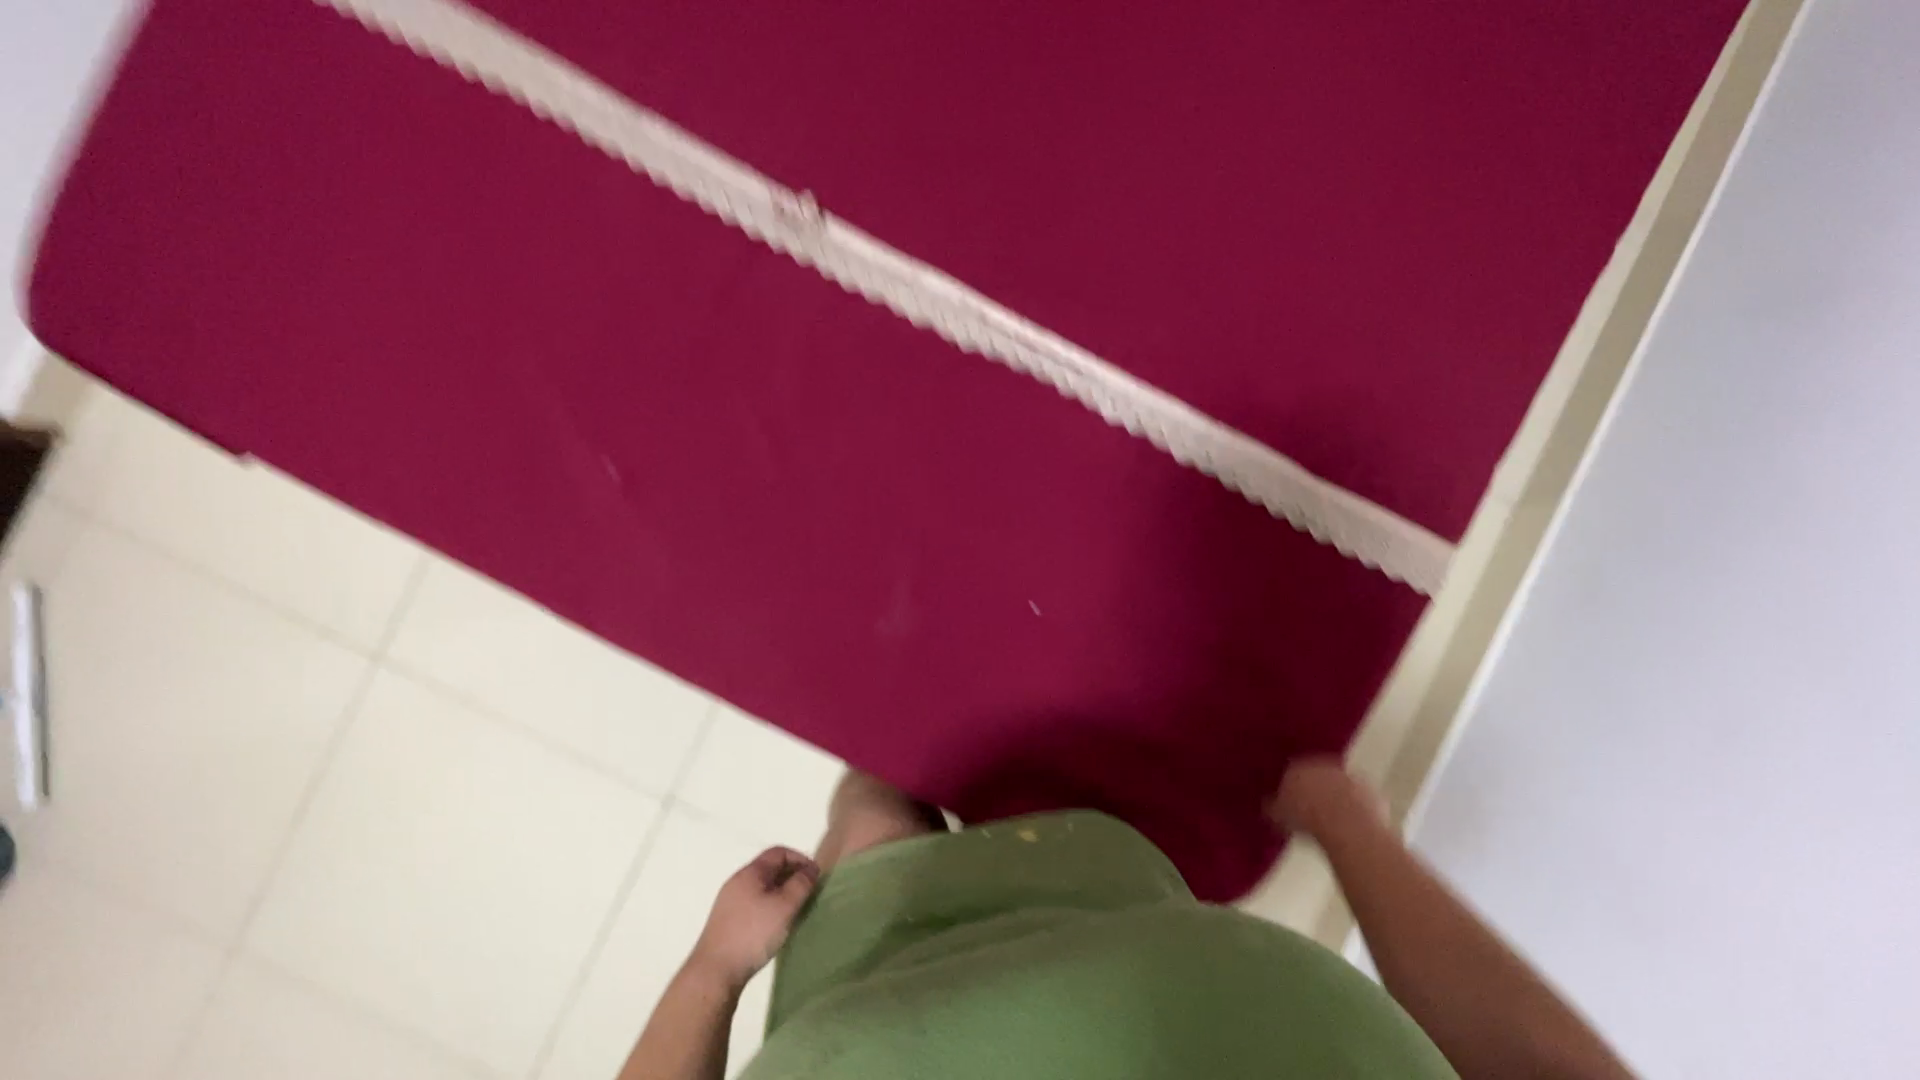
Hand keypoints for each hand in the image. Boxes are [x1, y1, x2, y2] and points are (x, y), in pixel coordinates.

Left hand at [689, 847, 820, 988]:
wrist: (715, 972)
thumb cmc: (753, 934)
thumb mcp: (784, 906)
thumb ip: (801, 884)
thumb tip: (810, 869)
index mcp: (750, 873)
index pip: (779, 852)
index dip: (800, 859)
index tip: (816, 876)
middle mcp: (737, 882)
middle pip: (770, 868)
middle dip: (792, 876)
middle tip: (809, 893)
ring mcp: (730, 902)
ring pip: (762, 888)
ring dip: (782, 893)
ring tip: (796, 910)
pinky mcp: (727, 921)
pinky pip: (754, 903)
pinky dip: (770, 906)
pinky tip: (777, 925)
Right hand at [1270, 756, 1388, 840]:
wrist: (1349, 828)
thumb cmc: (1308, 820)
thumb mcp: (1281, 817)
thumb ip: (1275, 807)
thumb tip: (1270, 805)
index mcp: (1298, 766)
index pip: (1292, 771)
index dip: (1292, 787)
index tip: (1291, 801)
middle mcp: (1325, 764)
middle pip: (1318, 774)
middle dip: (1316, 788)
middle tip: (1312, 808)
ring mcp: (1351, 776)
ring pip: (1341, 784)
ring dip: (1338, 796)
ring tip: (1333, 818)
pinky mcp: (1372, 790)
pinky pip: (1361, 798)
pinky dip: (1357, 807)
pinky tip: (1353, 823)